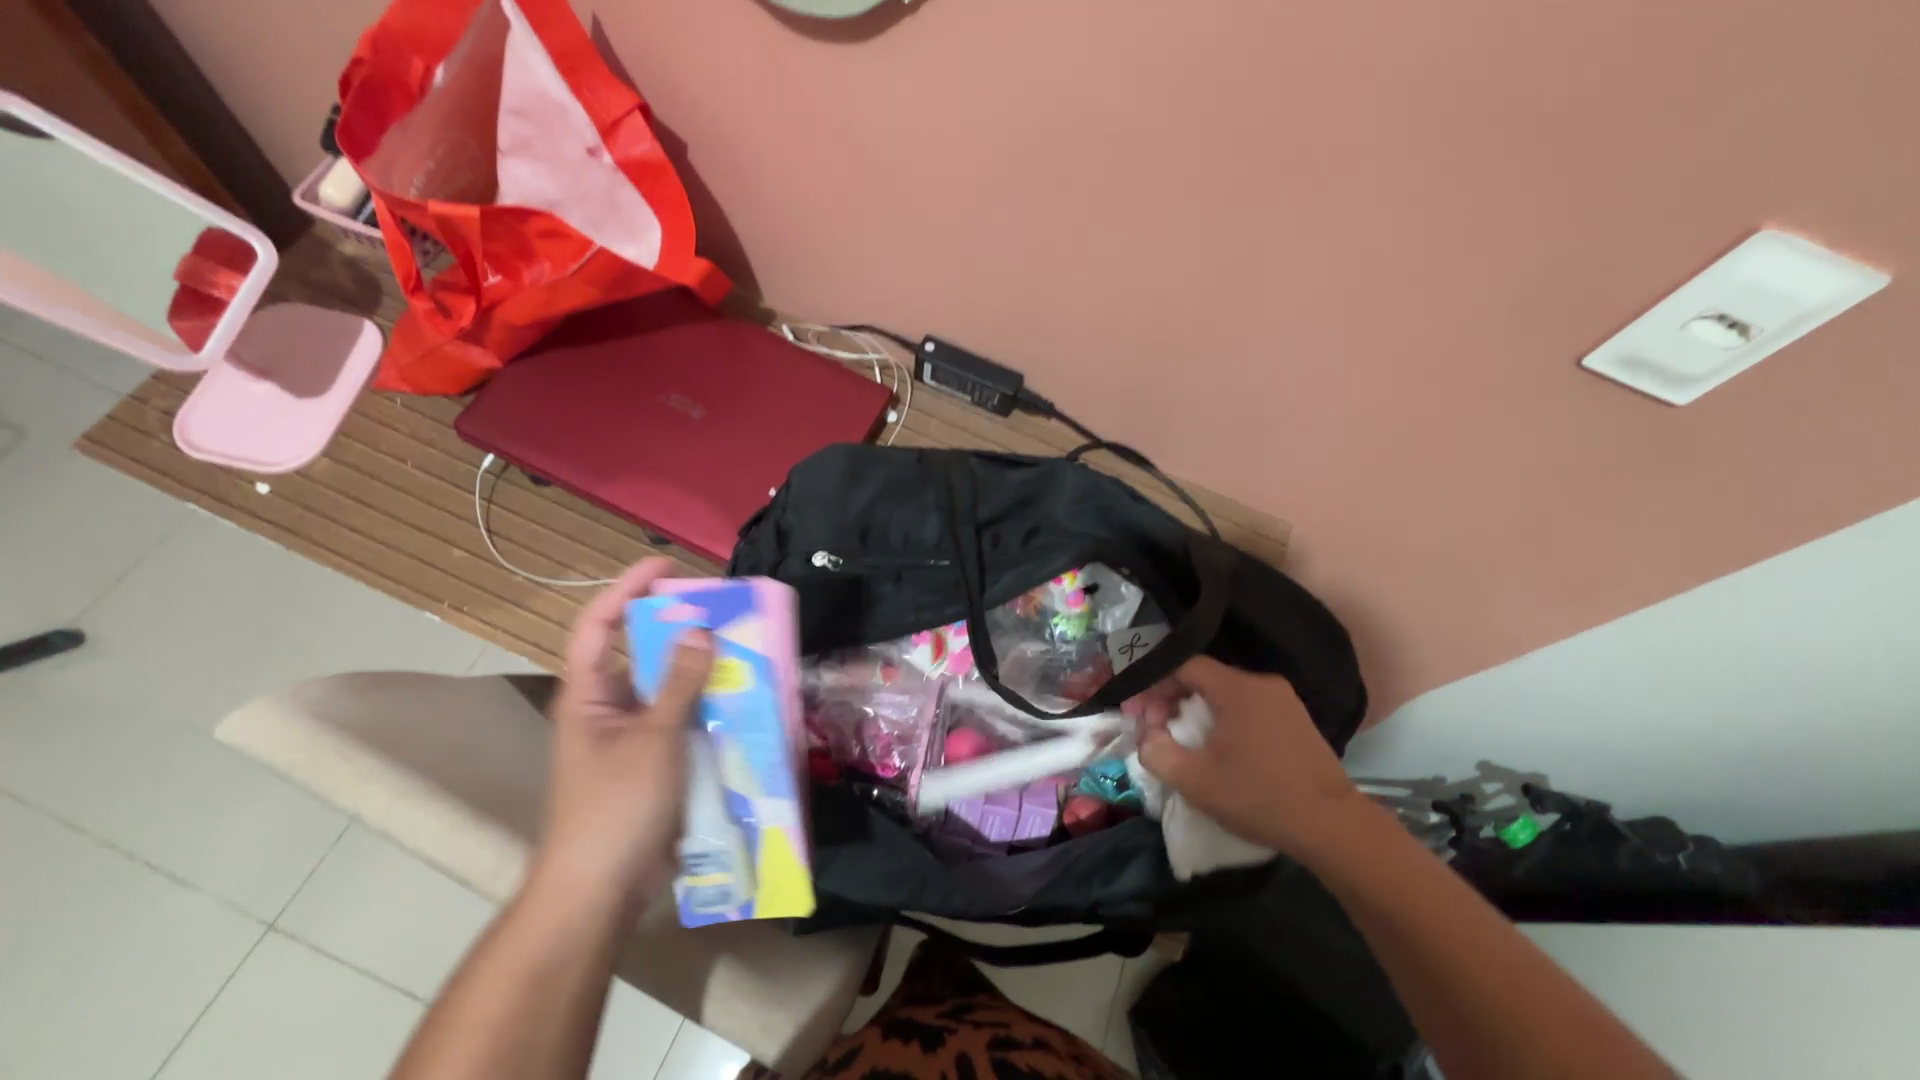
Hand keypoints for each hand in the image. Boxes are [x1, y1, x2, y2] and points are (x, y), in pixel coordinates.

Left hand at [532, 559, 712, 910]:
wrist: (601, 889)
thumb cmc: (616, 807)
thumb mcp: (653, 738)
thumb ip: (678, 683)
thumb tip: (700, 630)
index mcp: (587, 696)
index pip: (598, 626)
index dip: (626, 589)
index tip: (666, 566)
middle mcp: (607, 710)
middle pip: (640, 655)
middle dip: (678, 631)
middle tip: (724, 613)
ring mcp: (631, 741)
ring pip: (668, 692)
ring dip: (701, 674)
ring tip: (744, 652)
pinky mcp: (655, 768)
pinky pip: (684, 726)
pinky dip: (709, 712)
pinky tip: (744, 706)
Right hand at [1130, 657, 1367, 861]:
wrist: (1330, 824)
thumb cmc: (1258, 797)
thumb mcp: (1194, 781)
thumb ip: (1157, 753)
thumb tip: (1147, 737)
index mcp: (1237, 689)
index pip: (1185, 665)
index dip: (1156, 684)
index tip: (1142, 712)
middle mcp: (1263, 684)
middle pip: (1207, 677)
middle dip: (1176, 699)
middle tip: (1160, 730)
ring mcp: (1286, 700)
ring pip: (1229, 693)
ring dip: (1202, 711)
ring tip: (1189, 742)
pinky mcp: (1299, 720)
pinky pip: (1252, 708)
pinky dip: (1229, 720)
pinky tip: (1224, 750)